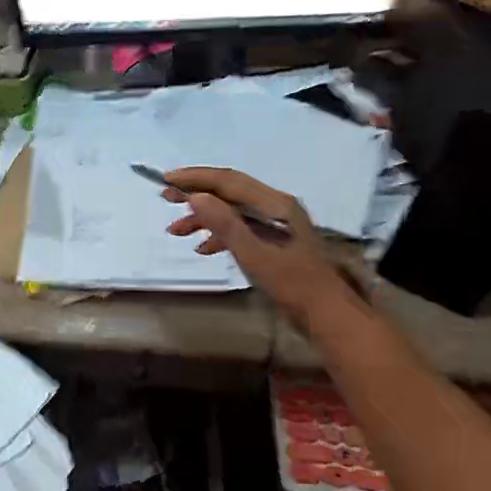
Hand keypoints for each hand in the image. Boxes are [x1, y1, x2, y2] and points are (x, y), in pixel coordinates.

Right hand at [162, 167, 362, 328]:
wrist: (326, 313)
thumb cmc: (292, 284)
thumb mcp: (254, 254)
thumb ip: (225, 224)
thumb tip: (195, 197)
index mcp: (274, 204)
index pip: (228, 181)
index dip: (196, 178)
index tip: (166, 179)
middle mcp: (275, 206)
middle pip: (229, 191)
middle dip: (196, 193)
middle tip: (165, 198)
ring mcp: (276, 224)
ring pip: (232, 211)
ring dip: (203, 218)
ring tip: (175, 230)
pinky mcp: (274, 241)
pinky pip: (240, 229)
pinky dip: (218, 235)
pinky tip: (202, 249)